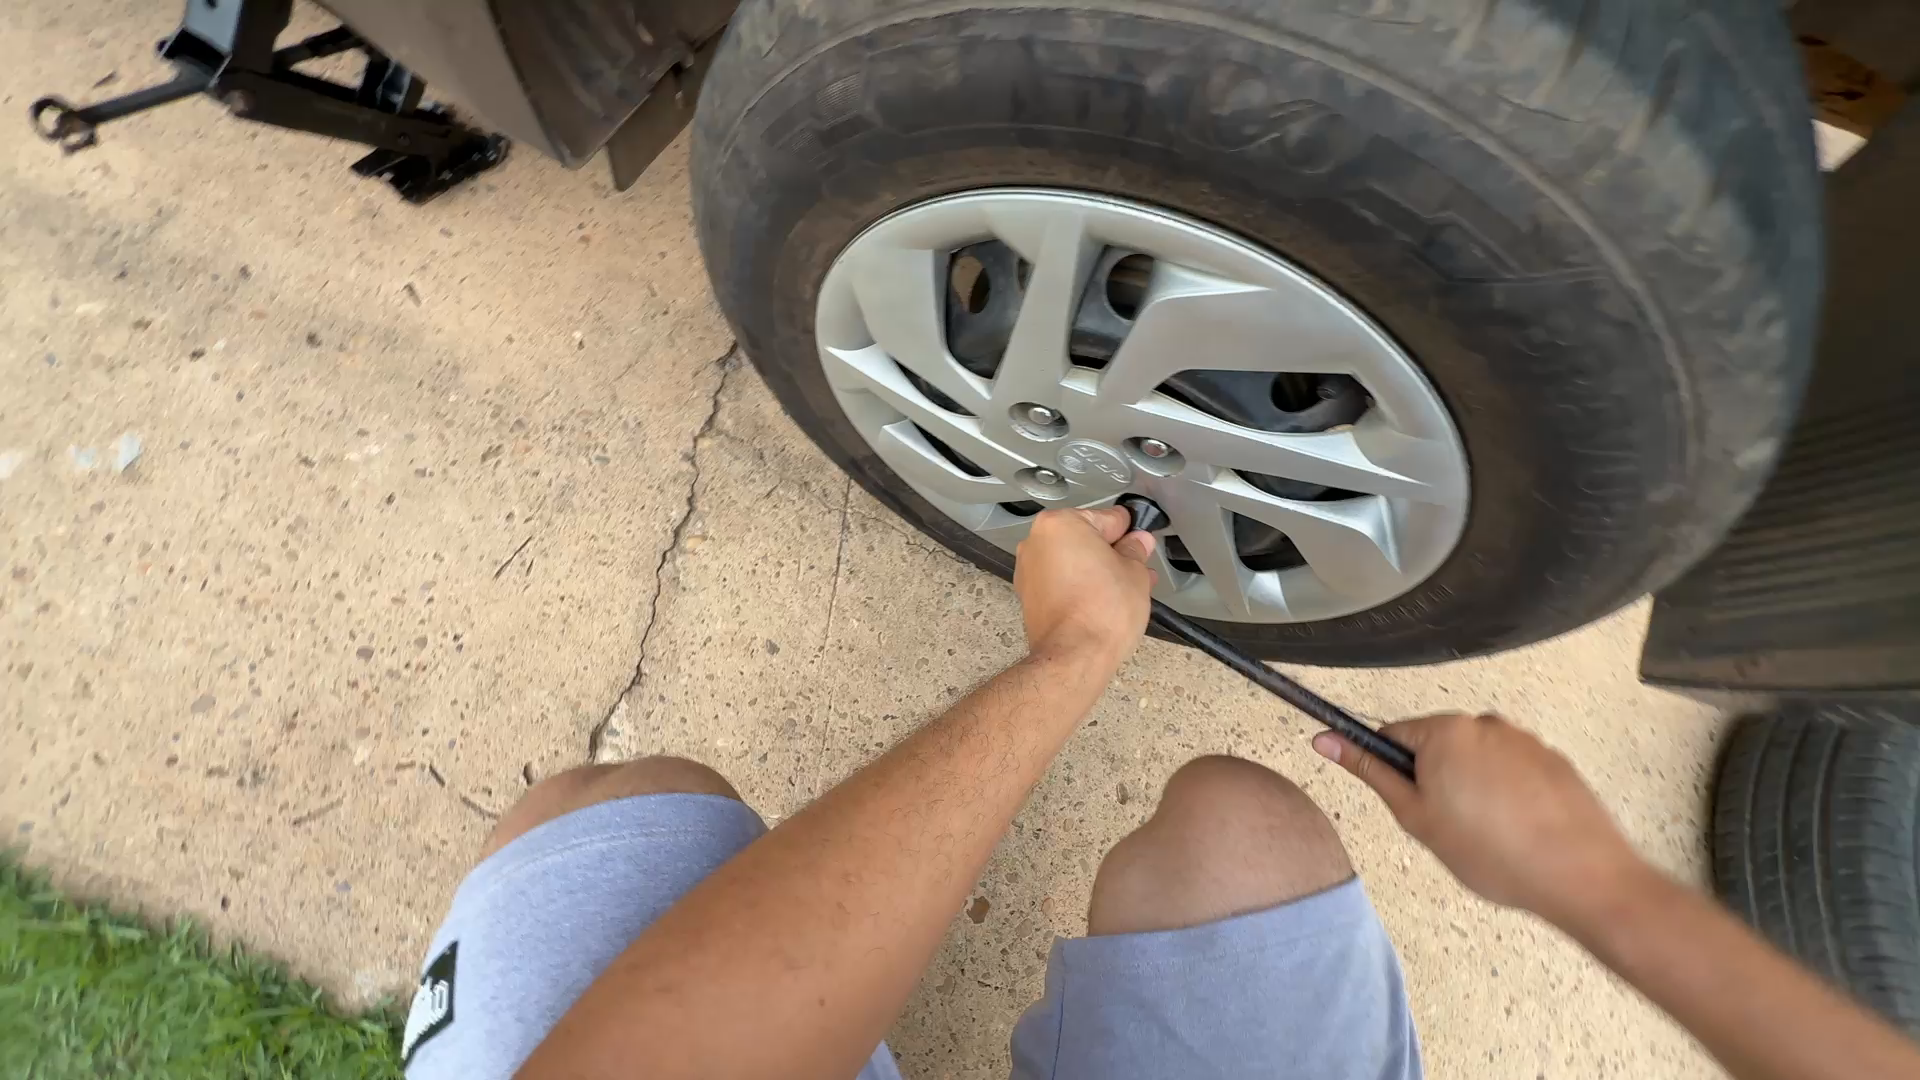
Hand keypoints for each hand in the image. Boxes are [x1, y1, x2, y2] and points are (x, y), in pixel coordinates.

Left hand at [1012, 507, 1156, 668]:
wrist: (1074, 657)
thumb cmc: (1101, 611)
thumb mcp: (1134, 572)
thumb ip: (1136, 550)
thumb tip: (1138, 542)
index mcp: (1060, 524)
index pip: (1106, 517)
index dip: (1128, 532)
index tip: (1140, 543)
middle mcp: (1036, 542)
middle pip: (1084, 539)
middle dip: (1111, 553)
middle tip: (1137, 570)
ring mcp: (1028, 570)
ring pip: (1072, 562)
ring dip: (1097, 571)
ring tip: (1125, 591)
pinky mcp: (1028, 597)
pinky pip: (1060, 582)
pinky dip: (1079, 587)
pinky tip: (1103, 602)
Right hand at [1313, 712, 1643, 922]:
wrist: (1588, 882)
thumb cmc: (1490, 850)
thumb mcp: (1415, 815)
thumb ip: (1368, 770)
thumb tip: (1323, 739)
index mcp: (1444, 730)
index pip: (1392, 736)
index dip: (1393, 771)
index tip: (1409, 803)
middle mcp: (1483, 722)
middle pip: (1435, 745)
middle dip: (1433, 777)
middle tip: (1446, 825)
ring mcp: (1525, 740)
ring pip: (1474, 758)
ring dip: (1470, 784)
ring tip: (1487, 833)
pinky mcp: (1556, 761)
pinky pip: (1512, 769)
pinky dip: (1507, 792)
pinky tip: (1518, 829)